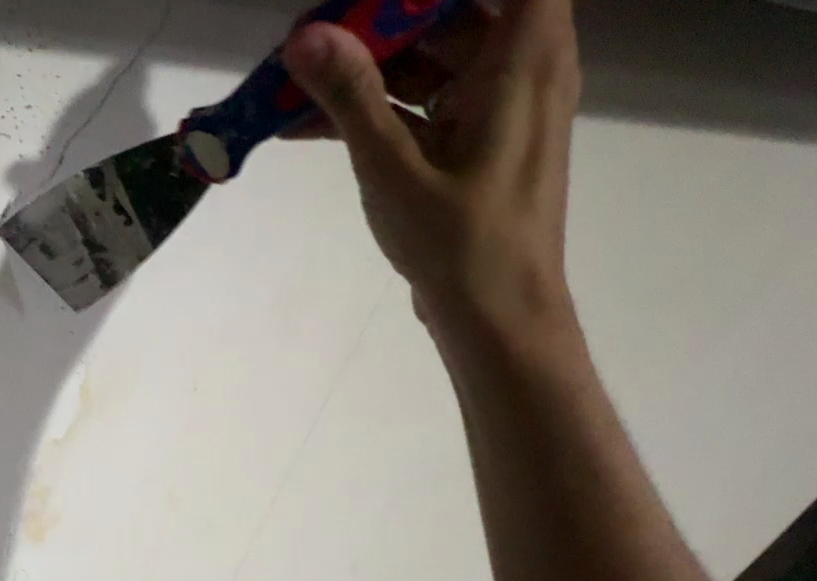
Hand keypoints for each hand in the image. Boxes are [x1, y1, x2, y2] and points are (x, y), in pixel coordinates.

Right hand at [282, 0, 582, 355]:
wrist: (495, 314)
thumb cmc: (461, 242)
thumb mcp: (396, 169)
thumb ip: (351, 99)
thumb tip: (304, 37)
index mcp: (524, 58)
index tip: (363, 5)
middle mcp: (519, 68)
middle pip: (451, 14)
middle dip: (376, 24)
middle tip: (309, 40)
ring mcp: (493, 106)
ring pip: (428, 59)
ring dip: (362, 70)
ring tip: (292, 84)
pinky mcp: (468, 142)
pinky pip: (419, 104)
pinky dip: (370, 110)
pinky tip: (306, 125)